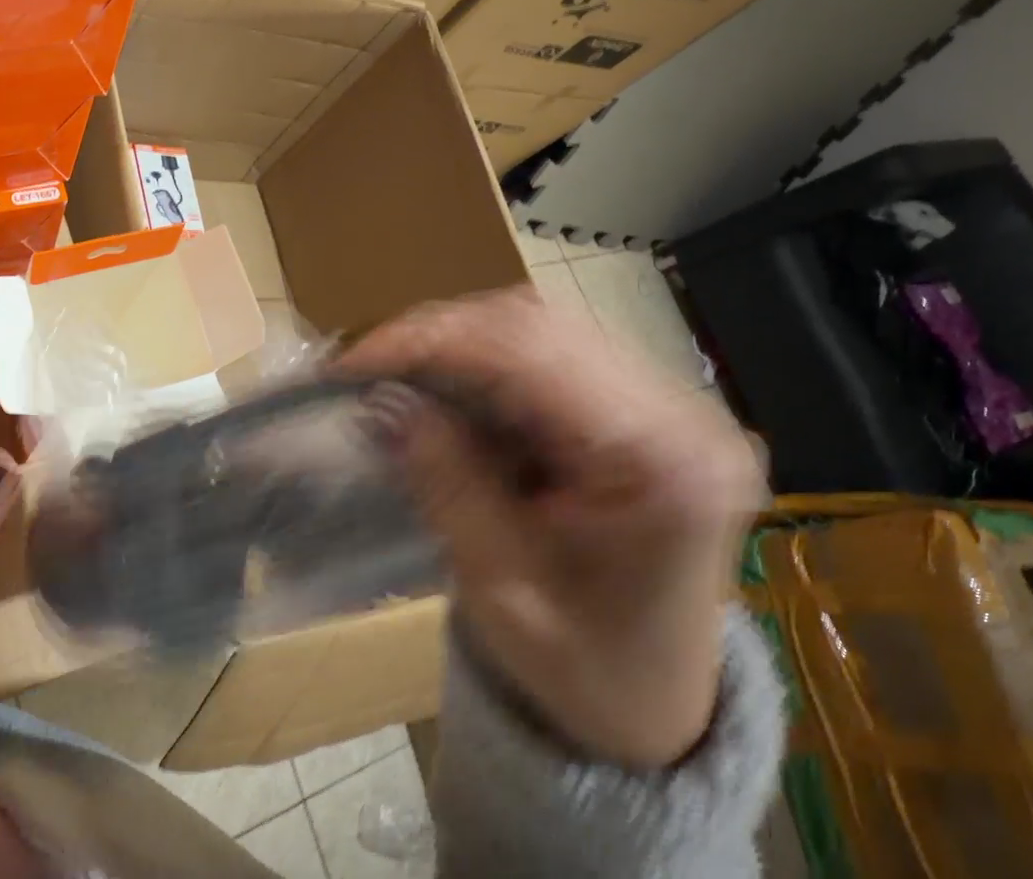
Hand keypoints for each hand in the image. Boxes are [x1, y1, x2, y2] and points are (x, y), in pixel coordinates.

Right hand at [341, 289, 764, 768]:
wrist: (652, 708)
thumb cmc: (584, 671)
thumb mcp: (502, 586)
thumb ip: (448, 485)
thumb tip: (383, 402)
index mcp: (665, 463)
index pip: (535, 354)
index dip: (432, 342)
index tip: (352, 365)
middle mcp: (680, 415)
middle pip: (540, 325)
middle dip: (437, 337)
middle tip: (363, 371)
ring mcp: (665, 407)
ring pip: (540, 330)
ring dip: (456, 348)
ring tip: (393, 381)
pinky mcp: (637, 413)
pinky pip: (546, 359)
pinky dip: (480, 368)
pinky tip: (440, 397)